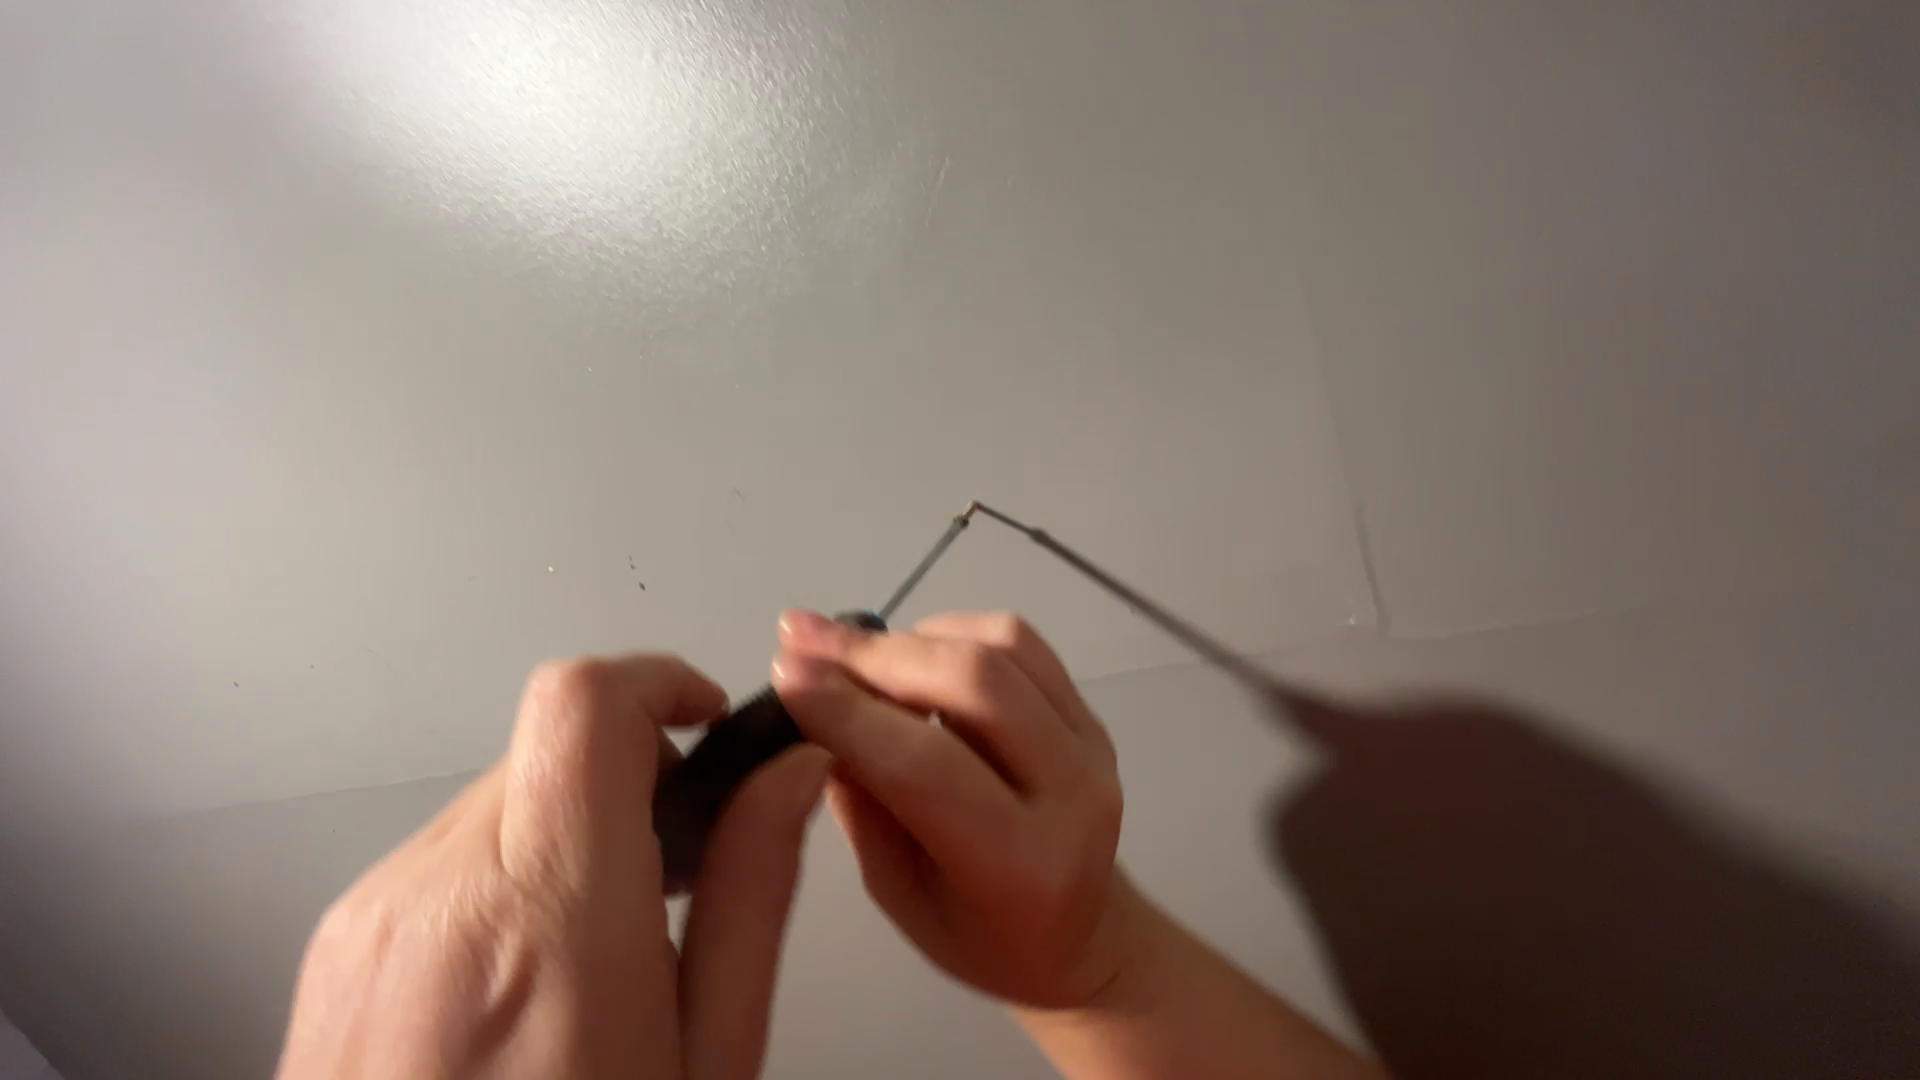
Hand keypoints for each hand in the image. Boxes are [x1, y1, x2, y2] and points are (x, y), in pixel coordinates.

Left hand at [277, 656, 829, 1079]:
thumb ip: (752, 888)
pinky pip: (459, 844)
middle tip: (680, 858)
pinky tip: (539, 964)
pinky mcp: (341, 939)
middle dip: (636, 768)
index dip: (657, 679)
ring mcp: (375, 913)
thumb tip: (792, 769)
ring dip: (580, 820)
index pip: (584, 704)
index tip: (707, 718)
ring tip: (613, 930)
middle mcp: (441, 891)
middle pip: (556, 739)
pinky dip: (522, 863)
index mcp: (548, 919)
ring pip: (512, 788)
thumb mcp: (711, 1054)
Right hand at [771, 610, 1136, 1008]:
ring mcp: (1091, 742)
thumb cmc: (971, 929)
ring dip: (914, 637)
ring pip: (1002, 645)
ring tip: (857, 656)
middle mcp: (1073, 792)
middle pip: (975, 682)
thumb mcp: (894, 886)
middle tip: (803, 639)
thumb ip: (859, 795)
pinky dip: (955, 632)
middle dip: (876, 655)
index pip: (924, 765)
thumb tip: (812, 701)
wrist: (1075, 928)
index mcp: (1020, 865)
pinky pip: (1022, 641)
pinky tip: (914, 652)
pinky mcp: (1091, 712)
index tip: (784, 673)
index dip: (848, 712)